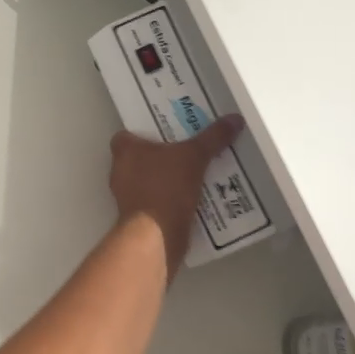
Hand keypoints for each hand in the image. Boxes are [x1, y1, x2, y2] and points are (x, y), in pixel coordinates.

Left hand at [108, 114, 243, 268]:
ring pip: (148, 181)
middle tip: (187, 150)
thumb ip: (213, 137)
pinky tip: (192, 198)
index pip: (126, 135)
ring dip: (166, 180)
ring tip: (194, 174)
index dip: (143, 133)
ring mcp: (127, 197)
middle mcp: (120, 172)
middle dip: (160, 156)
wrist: (157, 235)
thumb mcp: (195, 156)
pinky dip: (169, 200)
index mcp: (124, 151)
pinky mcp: (138, 218)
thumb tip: (234, 118)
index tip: (165, 132)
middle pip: (139, 158)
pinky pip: (155, 202)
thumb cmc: (167, 187)